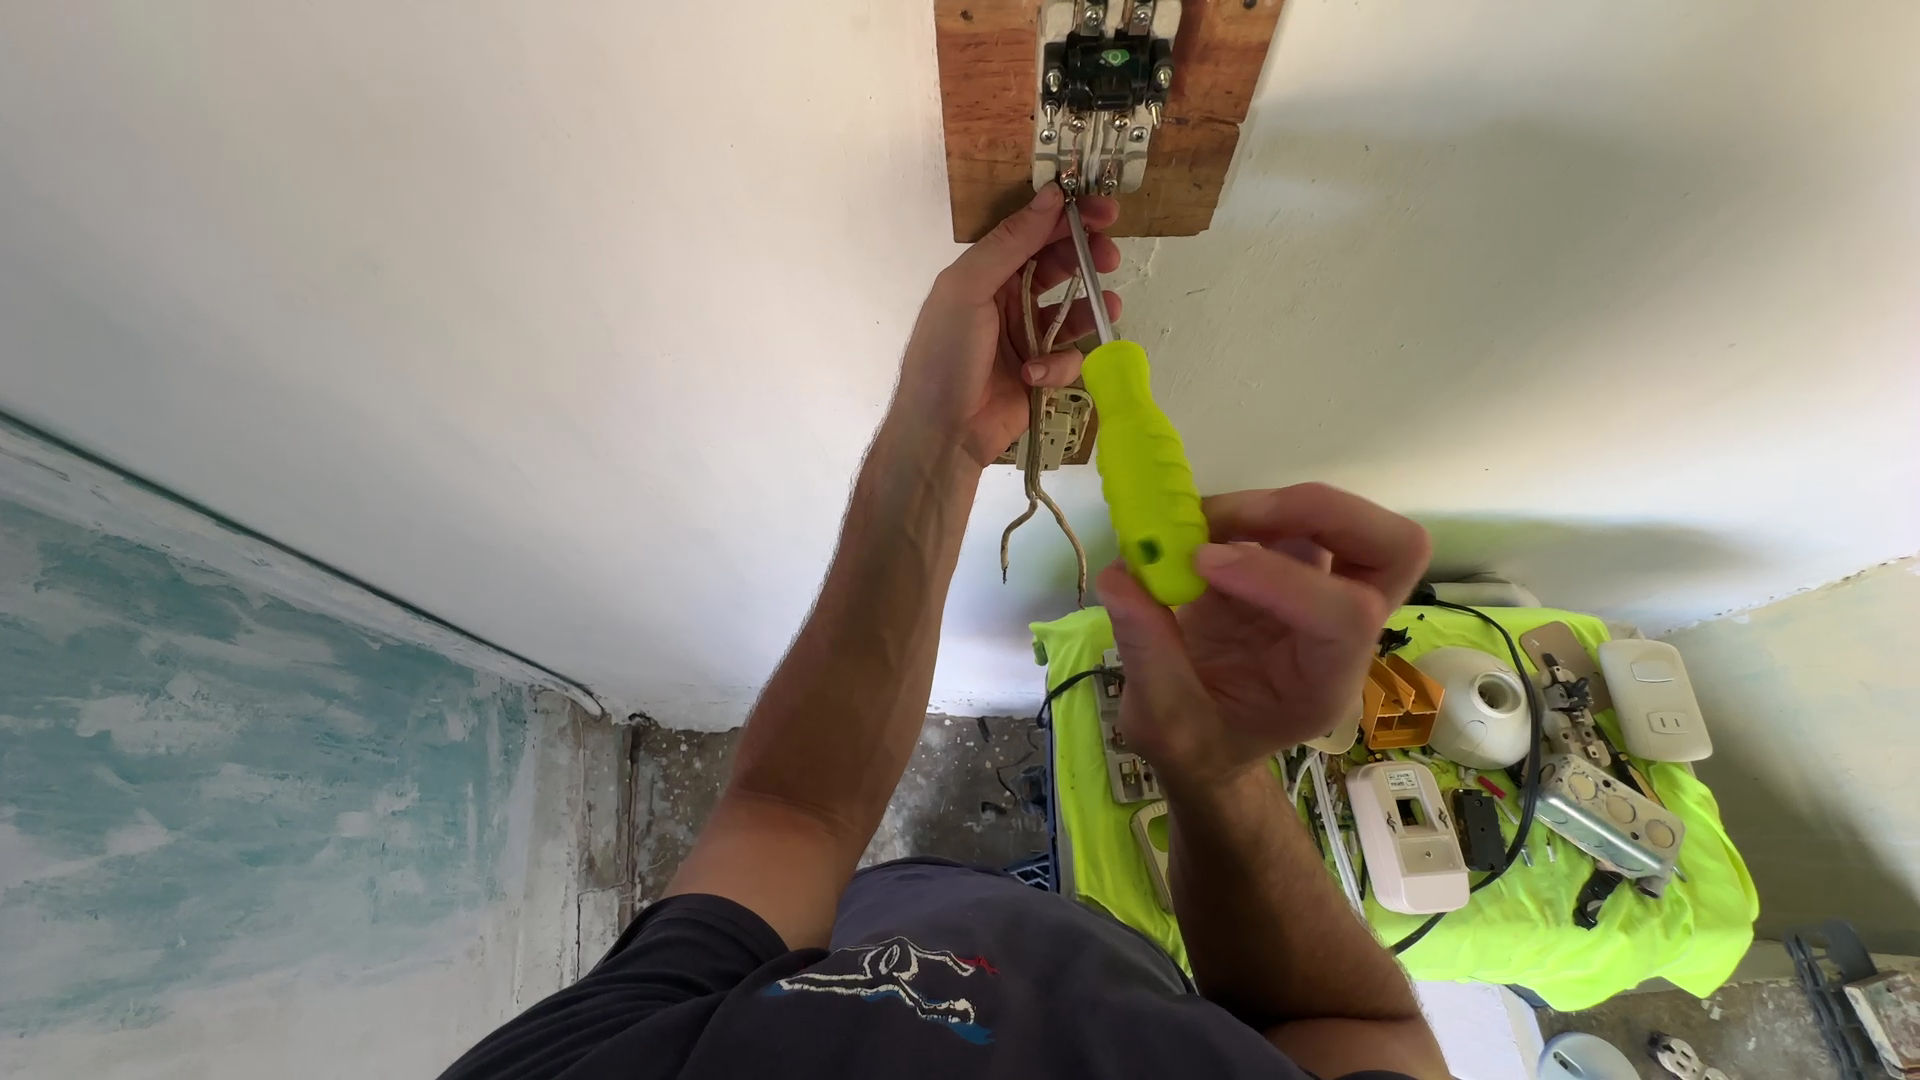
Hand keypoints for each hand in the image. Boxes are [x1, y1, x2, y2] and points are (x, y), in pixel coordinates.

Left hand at [891, 184, 1122, 467]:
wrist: (942, 431)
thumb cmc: (945, 354)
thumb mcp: (967, 288)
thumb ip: (1010, 242)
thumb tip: (1051, 195)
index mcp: (986, 274)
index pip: (1033, 233)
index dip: (1068, 218)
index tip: (1104, 212)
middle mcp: (1007, 300)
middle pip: (1059, 268)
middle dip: (1086, 260)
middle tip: (1109, 259)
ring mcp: (1025, 338)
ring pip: (1073, 313)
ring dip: (1090, 309)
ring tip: (1106, 308)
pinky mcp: (1040, 374)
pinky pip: (1067, 359)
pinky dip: (1059, 365)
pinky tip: (1036, 376)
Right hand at [1097, 484, 1430, 788]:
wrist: (1204, 740)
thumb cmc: (1197, 744)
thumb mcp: (1162, 721)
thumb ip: (1146, 650)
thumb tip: (1119, 577)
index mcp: (1324, 682)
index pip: (1343, 614)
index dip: (1275, 575)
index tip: (1197, 563)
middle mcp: (1339, 633)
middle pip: (1391, 550)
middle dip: (1314, 515)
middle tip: (1230, 519)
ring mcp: (1320, 594)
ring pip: (1343, 522)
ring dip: (1269, 506)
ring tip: (1195, 522)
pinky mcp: (1288, 571)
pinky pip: (1289, 519)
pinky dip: (1242, 512)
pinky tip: (1193, 529)